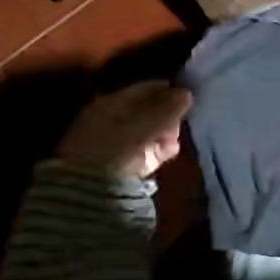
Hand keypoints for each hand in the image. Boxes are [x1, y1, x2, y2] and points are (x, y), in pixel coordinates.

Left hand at [54, 82, 193, 179]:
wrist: (91, 191)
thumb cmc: (114, 150)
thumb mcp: (142, 126)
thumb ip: (167, 109)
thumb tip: (188, 93)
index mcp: (113, 103)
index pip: (147, 89)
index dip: (169, 90)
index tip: (188, 95)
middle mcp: (118, 119)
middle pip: (154, 109)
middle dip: (170, 114)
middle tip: (179, 120)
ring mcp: (125, 141)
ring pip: (157, 129)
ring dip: (169, 132)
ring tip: (171, 139)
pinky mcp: (133, 161)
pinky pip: (155, 149)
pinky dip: (164, 148)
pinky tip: (169, 149)